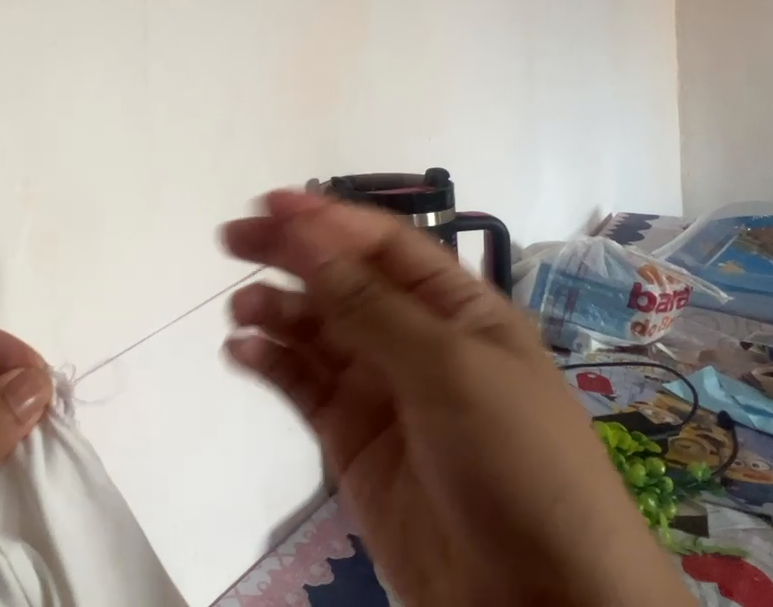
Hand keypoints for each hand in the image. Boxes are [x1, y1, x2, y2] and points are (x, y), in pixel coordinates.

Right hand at [224, 192, 690, 606]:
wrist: (540, 601)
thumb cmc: (514, 460)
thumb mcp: (448, 369)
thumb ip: (369, 304)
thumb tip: (305, 233)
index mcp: (456, 308)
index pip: (382, 245)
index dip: (327, 219)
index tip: (269, 204)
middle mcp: (415, 338)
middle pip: (341, 279)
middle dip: (290, 254)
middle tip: (232, 240)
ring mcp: (380, 388)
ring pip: (314, 330)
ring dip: (276, 310)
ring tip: (243, 311)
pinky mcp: (350, 437)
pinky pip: (301, 384)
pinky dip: (270, 362)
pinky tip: (242, 352)